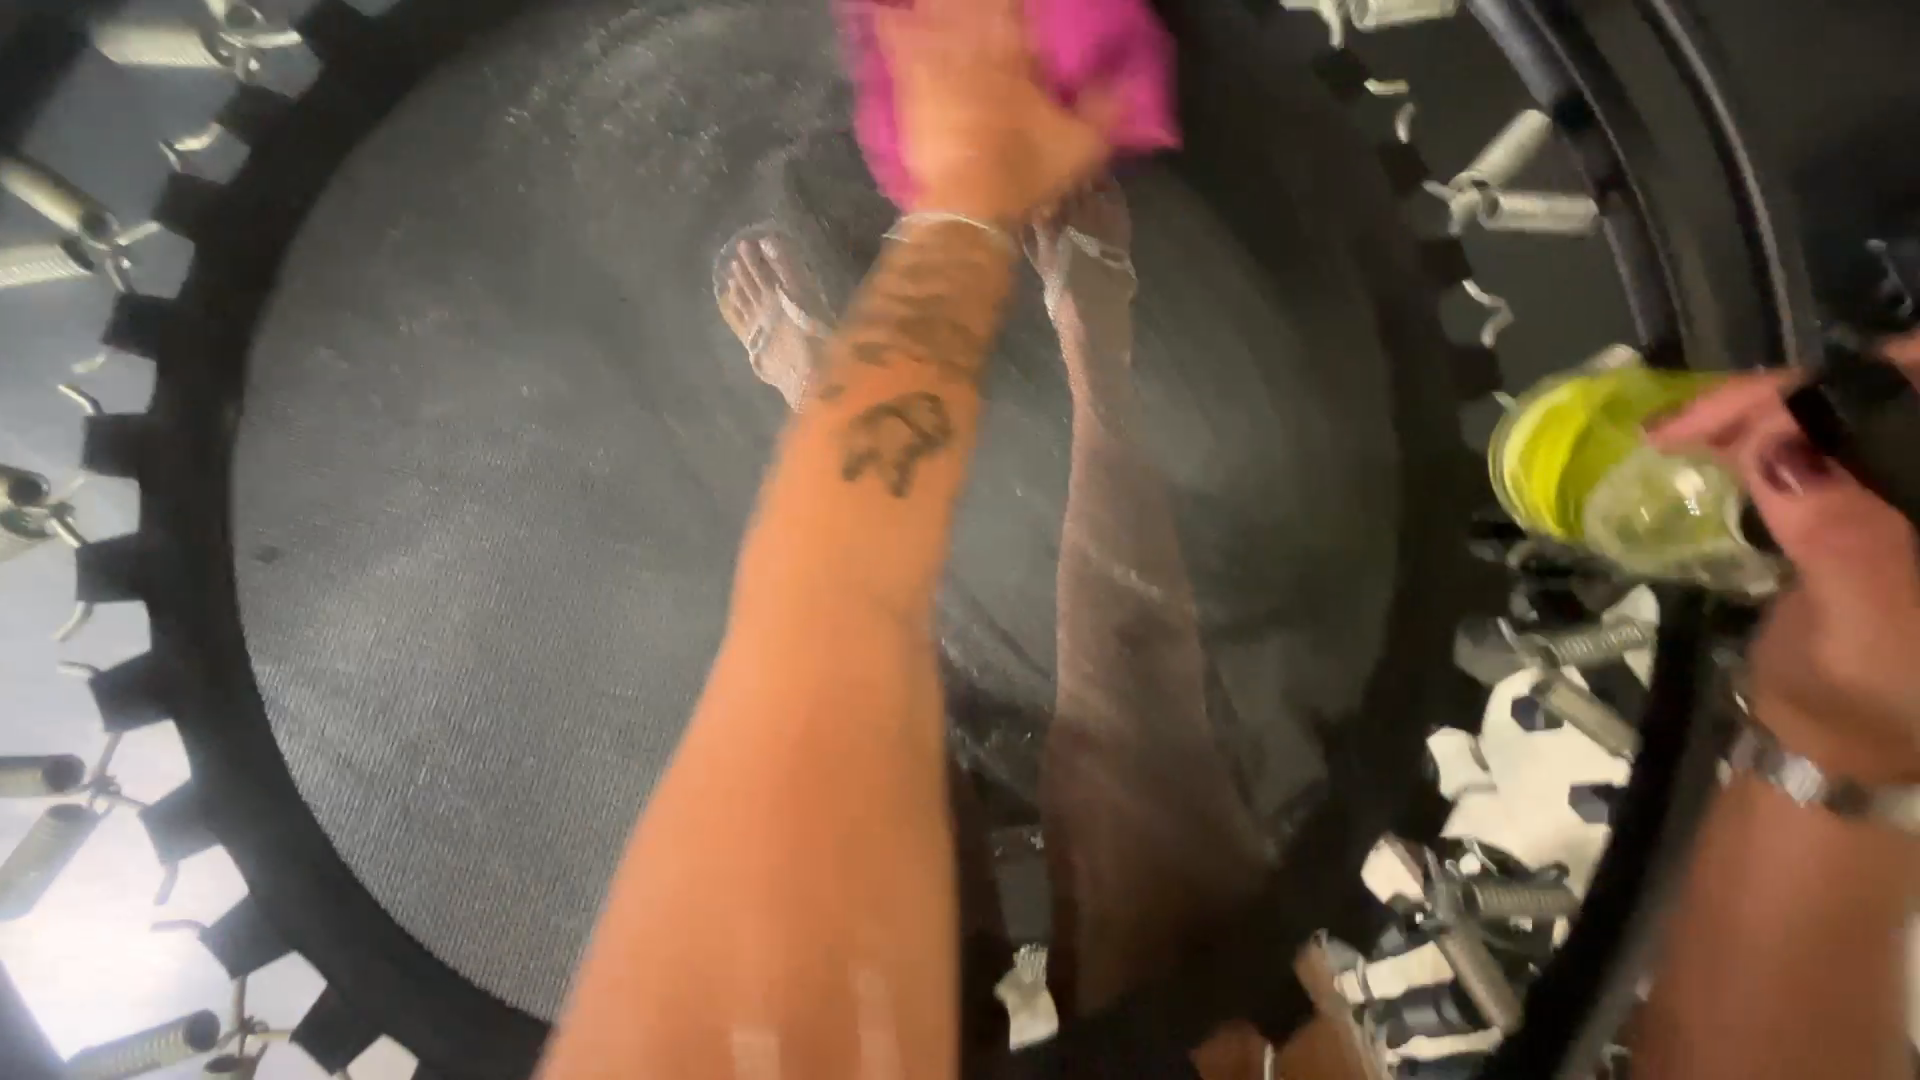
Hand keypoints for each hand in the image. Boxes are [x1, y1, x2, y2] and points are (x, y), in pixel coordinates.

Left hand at [876, 0, 1119, 225]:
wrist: (971, 208)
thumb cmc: (1026, 176)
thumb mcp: (1081, 147)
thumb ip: (1104, 109)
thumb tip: (1125, 80)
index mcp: (1020, 56)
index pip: (1014, 10)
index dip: (1013, 4)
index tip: (1016, 4)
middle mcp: (978, 53)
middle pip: (971, 7)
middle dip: (972, 2)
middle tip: (976, 2)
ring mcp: (941, 71)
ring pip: (936, 18)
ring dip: (938, 7)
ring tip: (937, 2)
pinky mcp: (914, 95)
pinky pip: (899, 50)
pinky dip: (894, 29)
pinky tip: (885, 16)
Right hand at [1651, 337, 1919, 782]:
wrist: (1844, 739)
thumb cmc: (1872, 694)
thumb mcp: (1866, 622)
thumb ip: (1841, 534)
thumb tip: (1775, 444)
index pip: (1917, 387)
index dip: (1828, 389)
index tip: (1727, 422)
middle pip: (1875, 389)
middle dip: (1773, 396)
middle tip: (1676, 428)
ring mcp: (1896, 491)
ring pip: (1833, 411)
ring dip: (1754, 412)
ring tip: (1675, 434)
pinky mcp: (1858, 505)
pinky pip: (1807, 444)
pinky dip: (1752, 434)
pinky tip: (1706, 447)